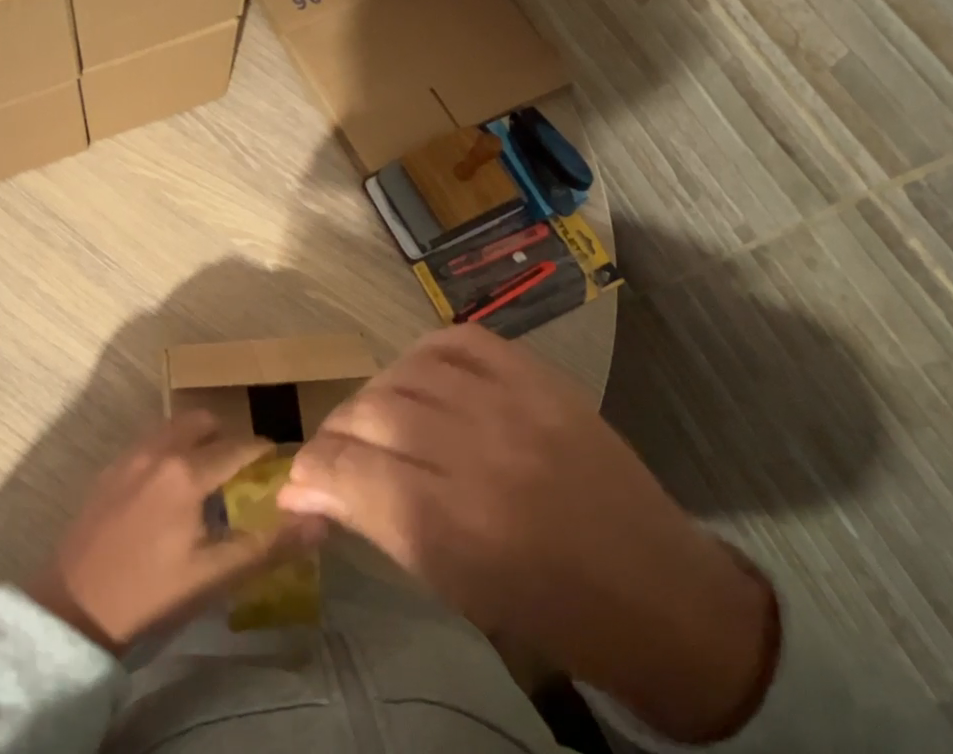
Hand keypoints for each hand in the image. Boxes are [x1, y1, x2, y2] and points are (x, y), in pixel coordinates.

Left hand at [26, 410, 325, 655]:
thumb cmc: (151, 595)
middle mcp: (156, 451)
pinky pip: (148, 444)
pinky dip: (169, 452)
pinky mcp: (107, 472)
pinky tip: (171, 494)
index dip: (268, 454)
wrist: (74, 609)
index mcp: (187, 471)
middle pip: (202, 421)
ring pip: (171, 429)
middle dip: (228, 438)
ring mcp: (127, 458)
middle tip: (244, 472)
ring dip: (196, 441)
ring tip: (210, 481)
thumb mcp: (217, 576)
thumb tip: (320, 521)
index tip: (283, 469)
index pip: (241, 445)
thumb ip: (271, 545)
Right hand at [278, 324, 777, 742]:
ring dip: (374, 396)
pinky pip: (460, 341)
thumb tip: (298, 489)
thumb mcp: (445, 582)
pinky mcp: (543, 381)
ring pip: (406, 373)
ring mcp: (515, 408)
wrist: (653, 592)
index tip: (300, 483)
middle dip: (336, 434)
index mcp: (448, 524)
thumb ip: (369, 522)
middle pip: (370, 411)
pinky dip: (424, 356)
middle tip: (337, 457)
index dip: (308, 472)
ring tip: (378, 422)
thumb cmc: (542, 610)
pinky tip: (419, 380)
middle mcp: (477, 453)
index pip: (344, 468)